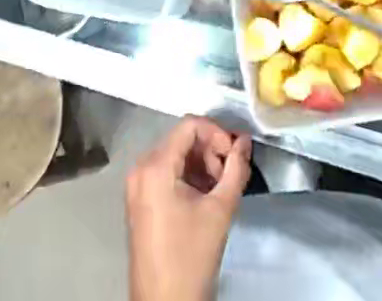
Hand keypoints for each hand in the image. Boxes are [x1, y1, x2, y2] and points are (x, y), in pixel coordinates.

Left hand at [125, 116, 250, 300]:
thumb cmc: (191, 256)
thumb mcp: (221, 208)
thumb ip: (236, 168)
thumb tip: (245, 141)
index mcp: (155, 167)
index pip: (190, 126)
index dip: (217, 133)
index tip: (235, 155)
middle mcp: (141, 169)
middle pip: (183, 139)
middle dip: (211, 151)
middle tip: (230, 175)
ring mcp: (137, 185)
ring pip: (177, 155)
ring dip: (203, 164)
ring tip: (221, 189)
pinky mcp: (140, 200)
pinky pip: (168, 172)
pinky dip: (190, 176)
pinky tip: (206, 197)